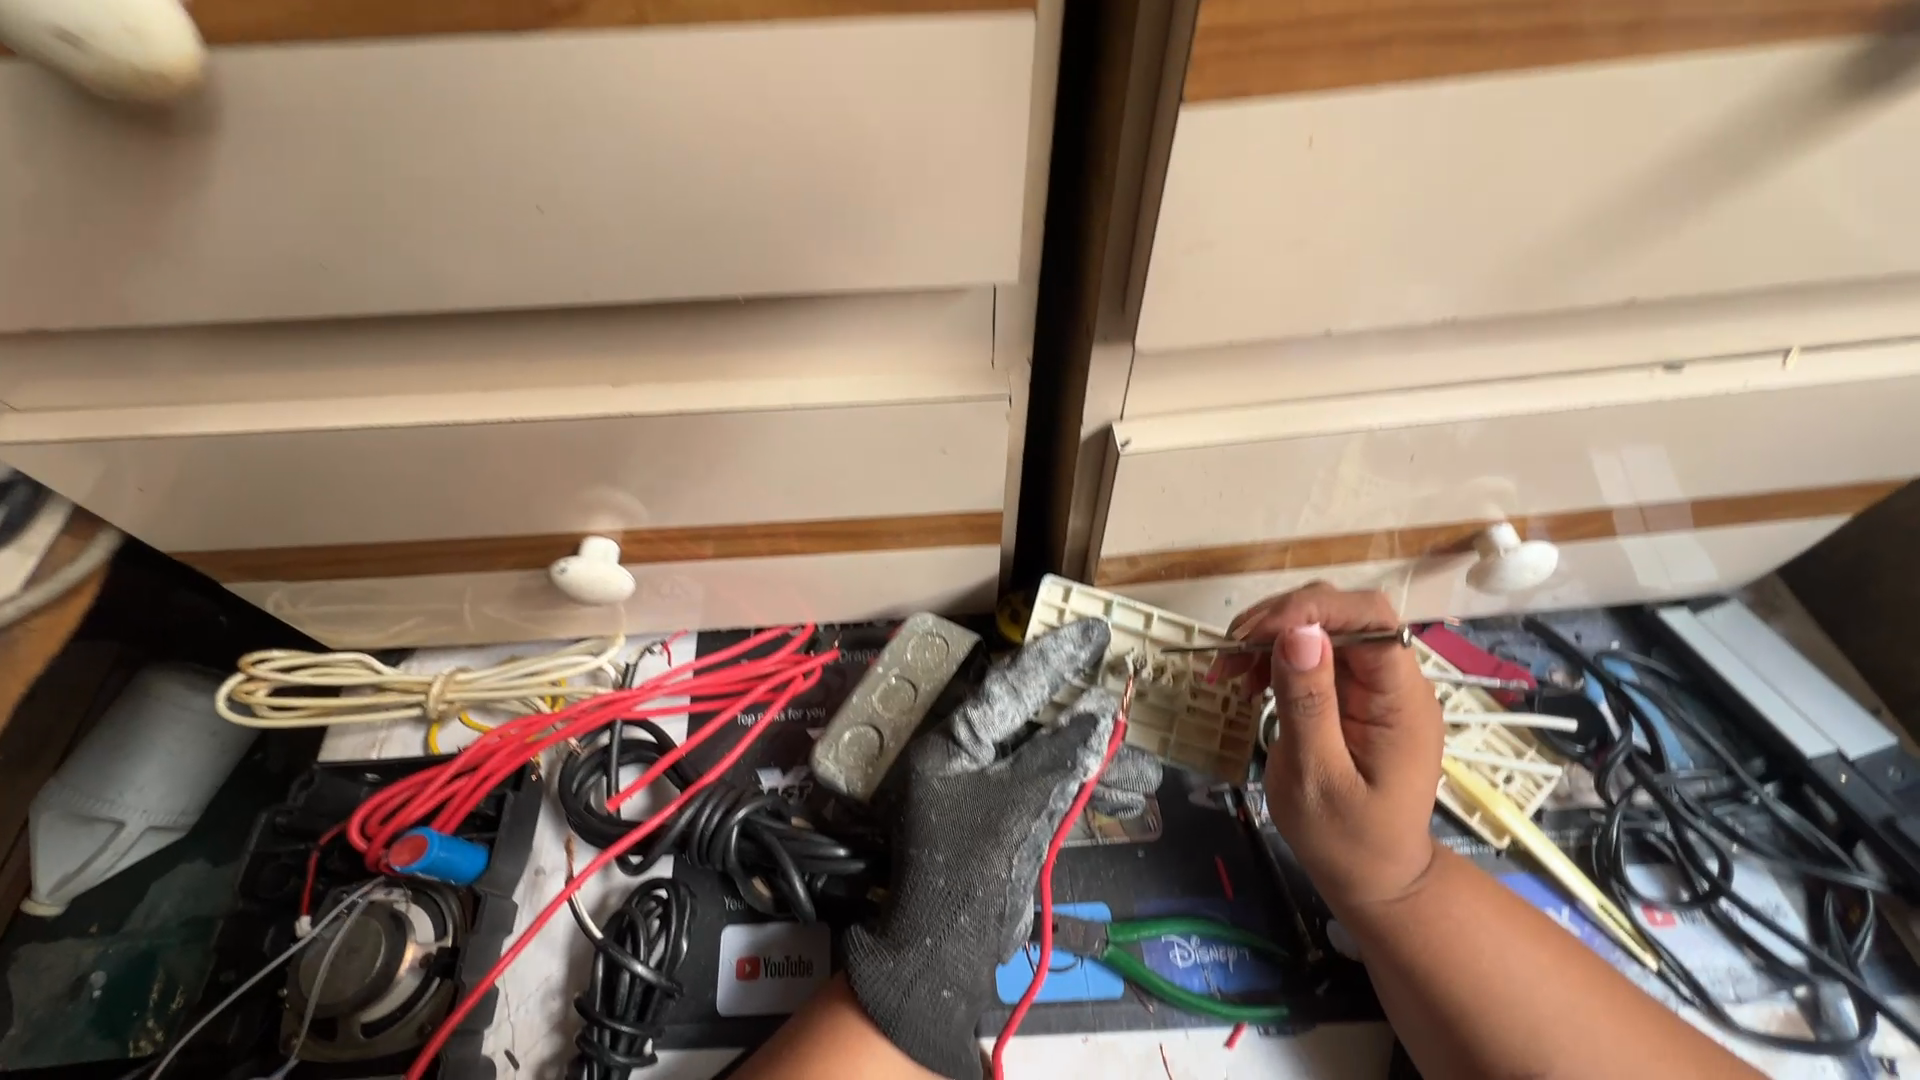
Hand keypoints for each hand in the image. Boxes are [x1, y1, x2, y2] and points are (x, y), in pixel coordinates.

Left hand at [845, 619, 1161, 1077]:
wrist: (948, 949)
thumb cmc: (971, 868)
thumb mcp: (1019, 803)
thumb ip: (1061, 756)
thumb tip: (1100, 714)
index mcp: (957, 741)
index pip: (1012, 685)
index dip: (1056, 657)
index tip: (1095, 633)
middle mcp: (974, 756)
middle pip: (1041, 722)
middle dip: (1091, 721)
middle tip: (1130, 696)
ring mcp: (995, 788)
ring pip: (1056, 760)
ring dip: (1101, 766)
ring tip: (1148, 775)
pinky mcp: (1015, 818)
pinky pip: (1057, 792)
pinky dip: (1091, 794)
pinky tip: (1130, 801)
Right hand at [1216, 584, 1442, 914]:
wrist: (1373, 877)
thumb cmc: (1348, 839)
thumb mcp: (1318, 777)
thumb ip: (1309, 703)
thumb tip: (1300, 632)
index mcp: (1400, 700)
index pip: (1369, 620)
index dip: (1312, 610)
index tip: (1257, 633)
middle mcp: (1392, 682)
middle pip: (1341, 614)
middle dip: (1281, 620)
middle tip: (1230, 651)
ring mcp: (1370, 686)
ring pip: (1319, 628)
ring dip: (1269, 637)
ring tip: (1229, 669)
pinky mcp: (1347, 695)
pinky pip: (1310, 655)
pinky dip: (1271, 657)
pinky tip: (1245, 680)